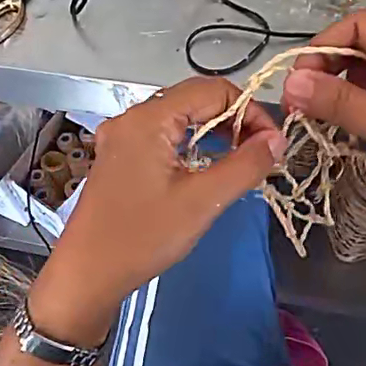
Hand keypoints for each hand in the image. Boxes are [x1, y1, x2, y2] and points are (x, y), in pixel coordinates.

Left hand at [28, 79, 284, 346]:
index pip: (213, 90)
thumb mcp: (203, 201)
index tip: (272, 143)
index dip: (250, 110)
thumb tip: (278, 140)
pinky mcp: (120, 157)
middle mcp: (132, 118)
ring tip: (241, 160)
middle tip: (261, 152)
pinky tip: (208, 168)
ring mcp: (122, 137)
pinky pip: (165, 137)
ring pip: (181, 118)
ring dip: (215, 133)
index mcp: (149, 118)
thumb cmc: (142, 237)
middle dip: (235, 120)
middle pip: (196, 99)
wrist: (87, 274)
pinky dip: (193, 146)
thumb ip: (246, 165)